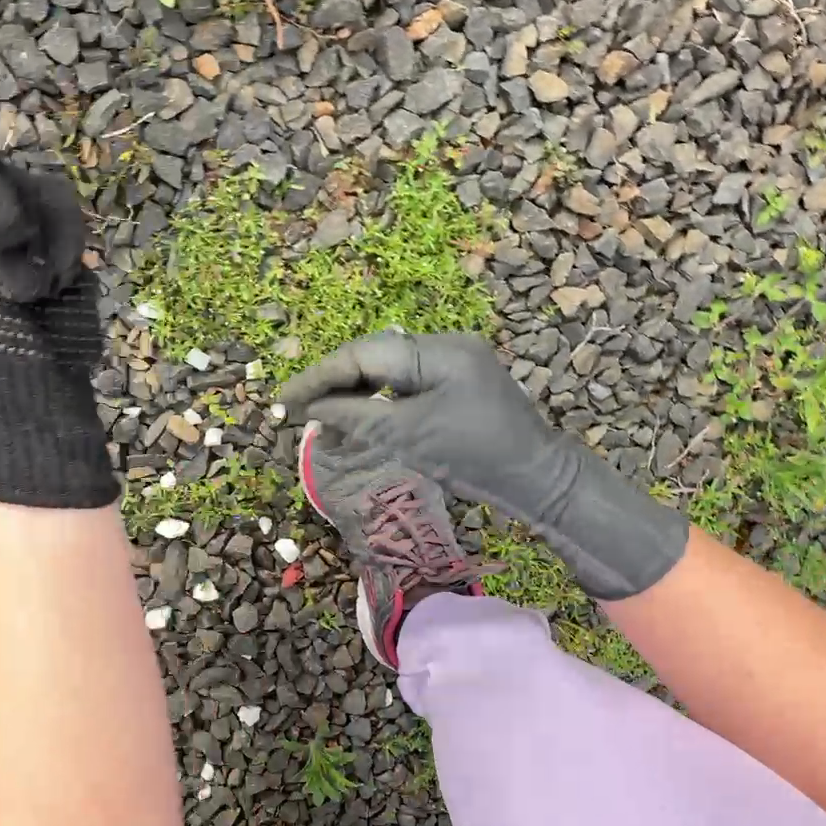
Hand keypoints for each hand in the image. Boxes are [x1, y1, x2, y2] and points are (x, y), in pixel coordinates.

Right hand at [281, 332, 687, 598]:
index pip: (362, 354)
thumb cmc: (477, 458)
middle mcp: (445, 346)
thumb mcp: (410, 437)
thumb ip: (357, 416)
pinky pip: (405, 385)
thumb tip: (313, 407)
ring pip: (386, 371)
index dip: (319, 376)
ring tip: (322, 420)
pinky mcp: (456, 383)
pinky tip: (357, 419)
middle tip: (299, 410)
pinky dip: (378, 402)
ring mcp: (453, 363)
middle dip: (334, 384)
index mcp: (438, 351)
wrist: (540, 480)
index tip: (285, 399)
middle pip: (372, 357)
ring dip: (353, 394)